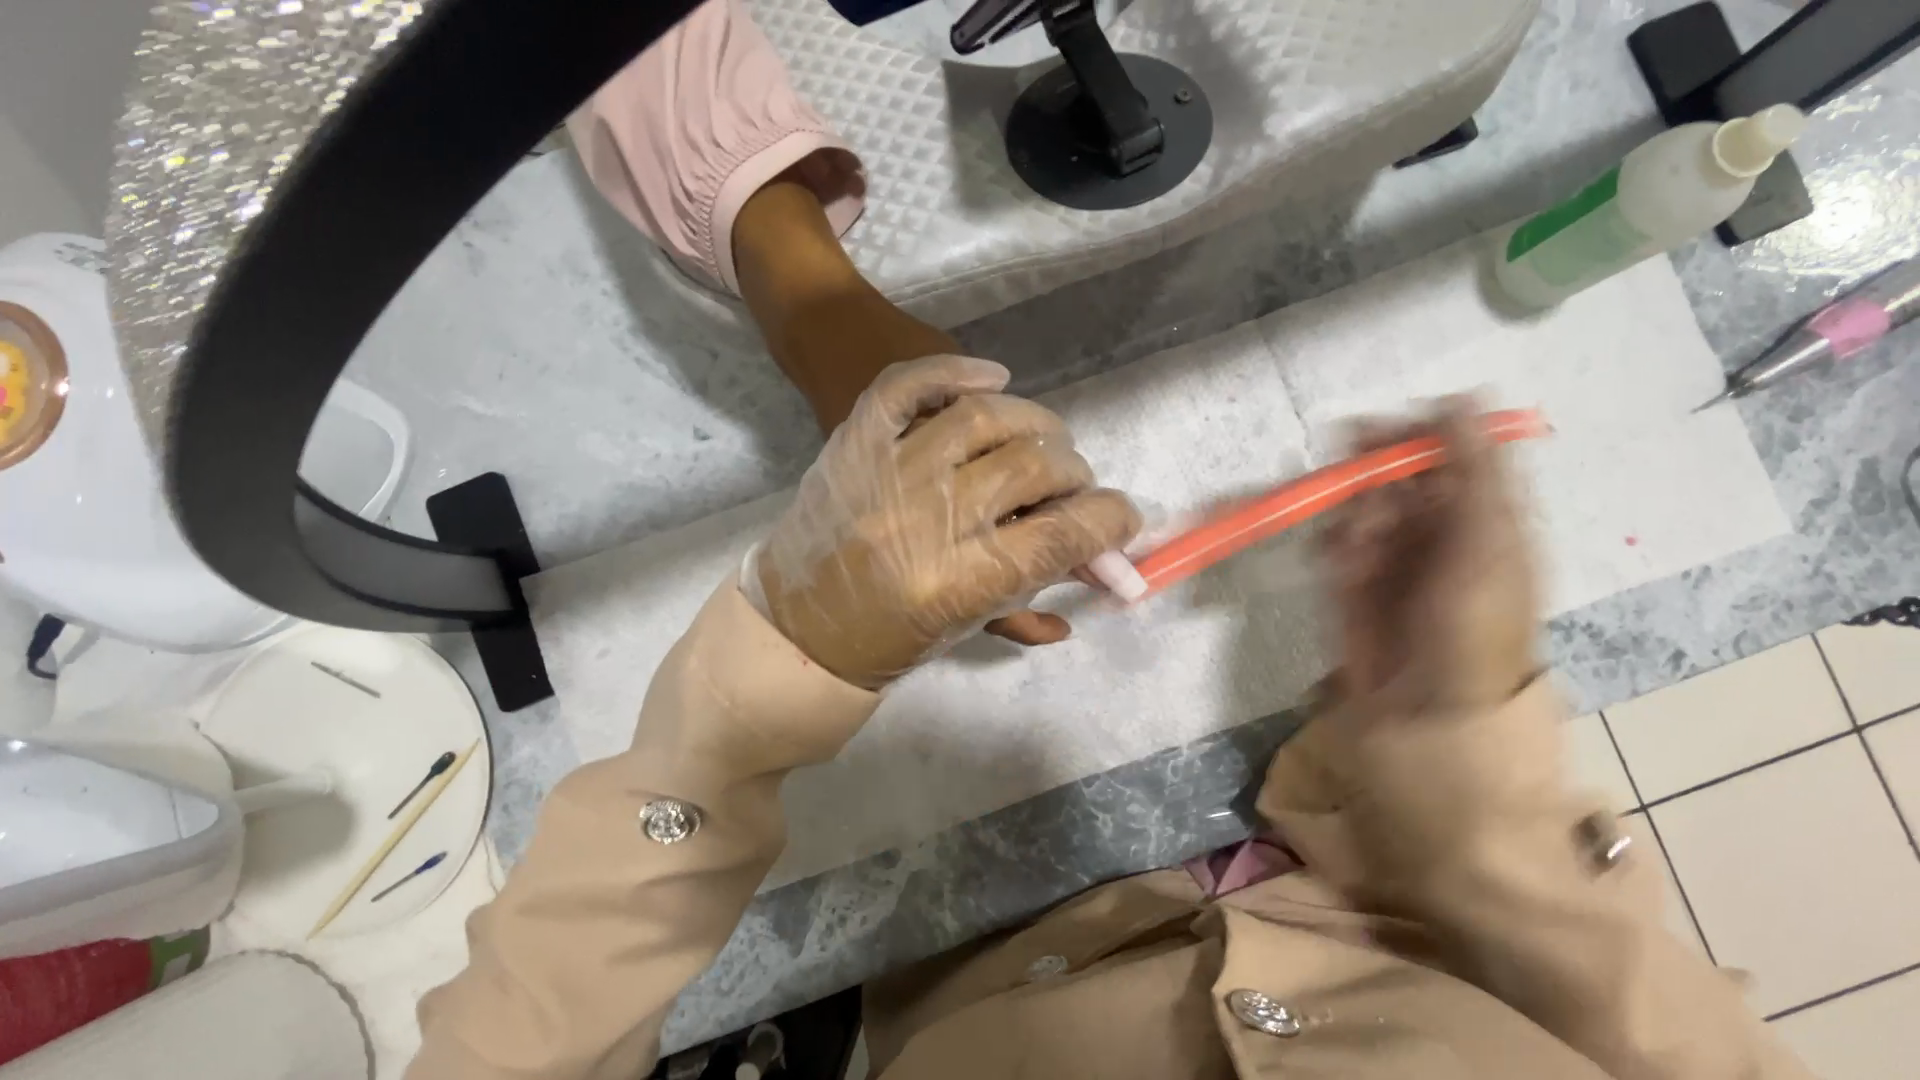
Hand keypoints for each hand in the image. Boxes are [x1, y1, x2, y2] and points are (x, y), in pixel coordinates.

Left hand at [755, 354, 1141, 688]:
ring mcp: (888, 471)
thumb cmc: (883, 641)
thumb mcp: (963, 627)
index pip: (1063, 535)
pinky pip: (913, 385)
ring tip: (1045, 442)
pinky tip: (993, 380)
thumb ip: (1035, 596)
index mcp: (954, 586)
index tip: (1121, 520)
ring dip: (1036, 425)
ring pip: (988, 418)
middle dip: (1077, 475)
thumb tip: (1113, 575)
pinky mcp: (856, 439)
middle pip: (1036, 469)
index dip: (1110, 522)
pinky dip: (956, 372)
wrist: (790, 627)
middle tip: (1075, 487)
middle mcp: (924, 523)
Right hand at [1322, 397, 1539, 710]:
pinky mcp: (1347, 577)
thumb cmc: (1476, 625)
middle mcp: (1433, 525)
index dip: (1415, 433)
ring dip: (1352, 508)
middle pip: (1393, 470)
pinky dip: (1332, 542)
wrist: (1431, 708)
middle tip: (1352, 466)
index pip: (1446, 451)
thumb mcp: (1490, 540)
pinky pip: (1332, 540)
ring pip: (1357, 501)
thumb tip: (1459, 396)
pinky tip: (1339, 559)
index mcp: (1480, 513)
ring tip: (1361, 539)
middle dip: (1370, 465)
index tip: (1385, 428)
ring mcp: (1387, 552)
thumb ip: (1474, 468)